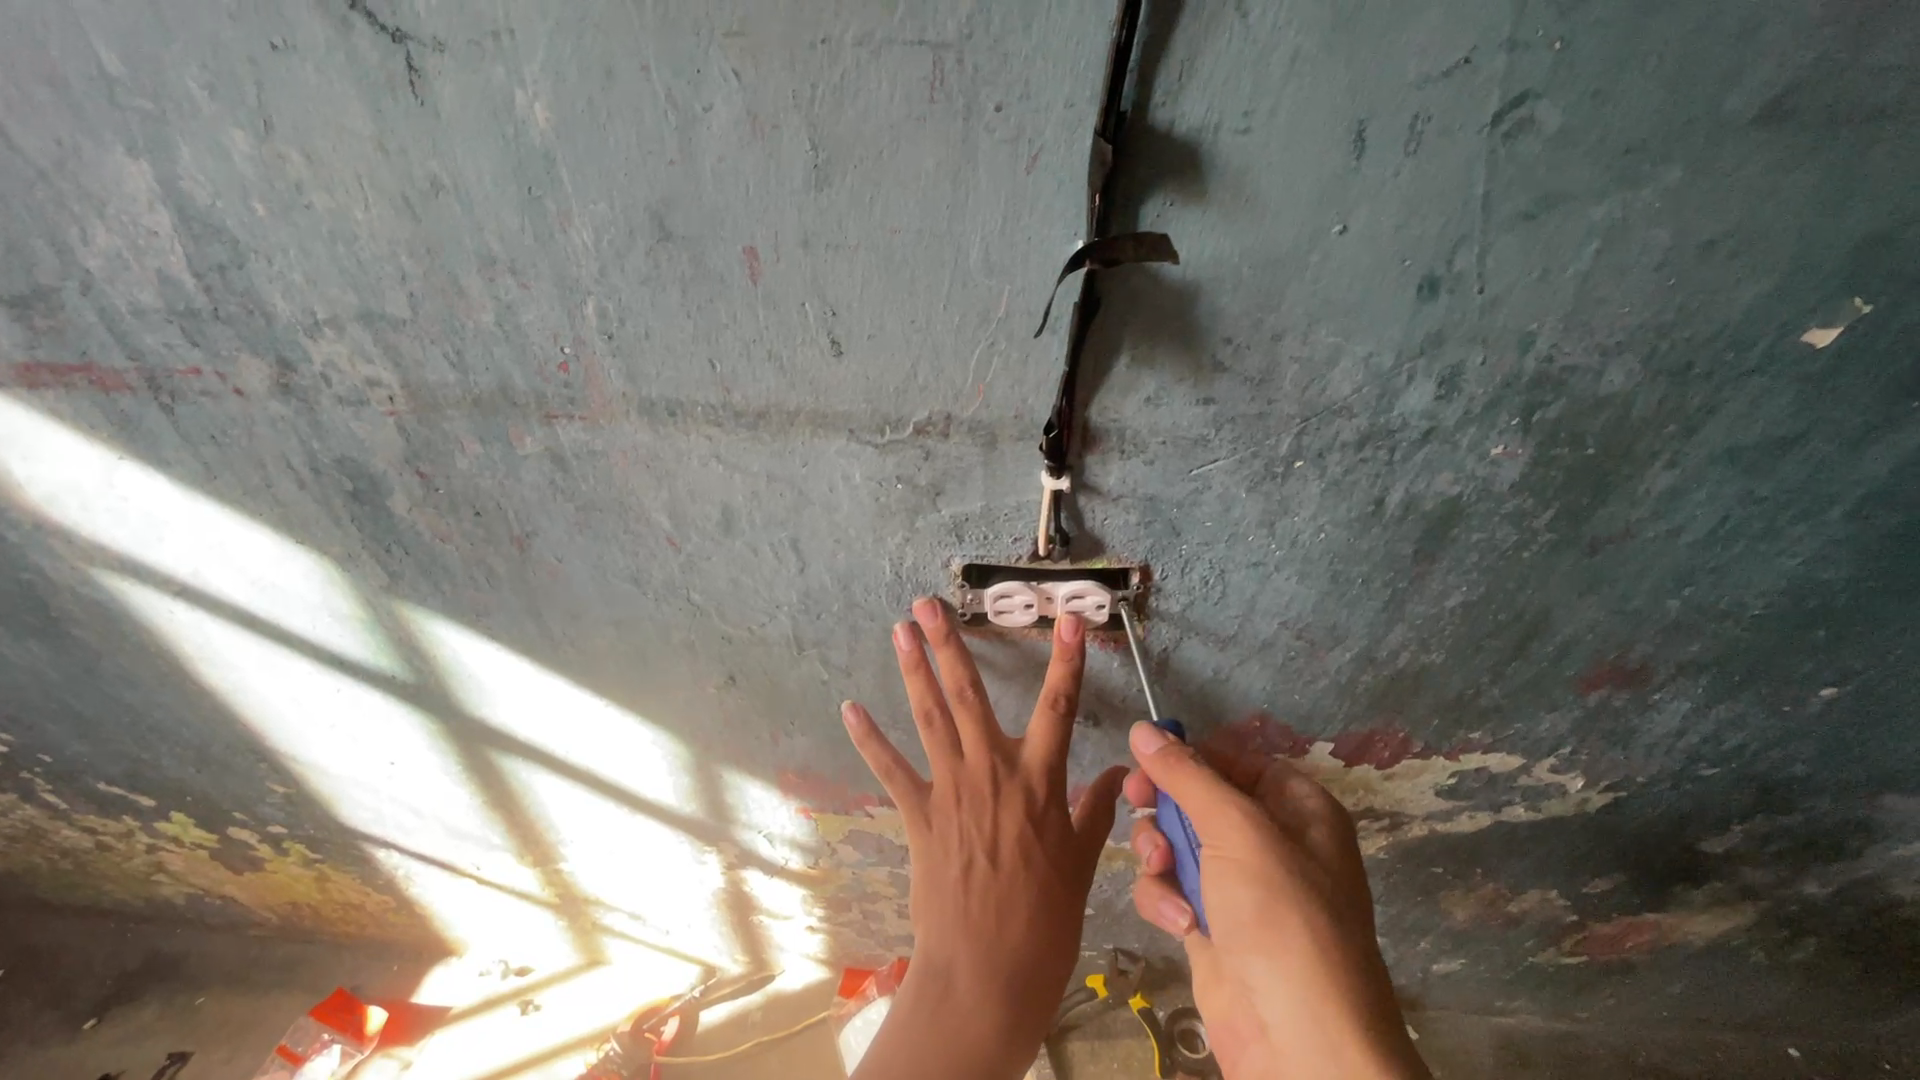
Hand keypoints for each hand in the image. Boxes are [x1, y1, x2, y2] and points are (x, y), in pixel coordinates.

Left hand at [841, 598, 1126, 1079]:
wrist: (989, 967)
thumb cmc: (1046, 916)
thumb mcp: (1083, 861)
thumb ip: (1097, 809)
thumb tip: (1120, 773)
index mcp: (1039, 781)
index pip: (1058, 708)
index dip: (1064, 661)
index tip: (1065, 619)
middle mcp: (992, 772)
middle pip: (969, 697)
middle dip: (950, 645)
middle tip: (928, 605)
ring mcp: (951, 790)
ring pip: (929, 718)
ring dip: (913, 671)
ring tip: (899, 630)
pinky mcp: (918, 814)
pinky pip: (891, 769)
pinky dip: (869, 739)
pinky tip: (850, 707)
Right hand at [1125, 722, 1429, 1079]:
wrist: (1298, 1040)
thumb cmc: (1280, 916)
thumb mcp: (1236, 829)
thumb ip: (1186, 775)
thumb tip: (1144, 726)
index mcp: (1298, 809)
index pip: (1236, 760)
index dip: (1192, 757)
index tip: (1147, 758)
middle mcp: (1271, 842)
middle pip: (1198, 799)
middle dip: (1164, 806)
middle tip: (1133, 802)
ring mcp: (1240, 887)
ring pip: (1177, 843)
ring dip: (1159, 854)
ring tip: (1163, 873)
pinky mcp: (1212, 925)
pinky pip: (1172, 888)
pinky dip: (1166, 899)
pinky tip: (1178, 923)